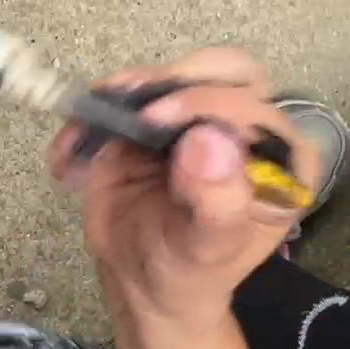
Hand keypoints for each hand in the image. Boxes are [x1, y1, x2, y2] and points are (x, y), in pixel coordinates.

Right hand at [47, 48, 318, 348]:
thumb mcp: (206, 249)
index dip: (204, 100)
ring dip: (126, 88)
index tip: (155, 117)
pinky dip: (96, 107)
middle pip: (223, 70)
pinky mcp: (150, 118)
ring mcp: (193, 119)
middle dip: (172, 77)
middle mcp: (241, 129)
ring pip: (170, 73)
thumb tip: (209, 139)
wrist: (140, 279)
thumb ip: (216, 201)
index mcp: (275, 159)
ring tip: (91, 119)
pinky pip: (126, 92)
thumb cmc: (186, 271)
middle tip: (131, 97)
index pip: (251, 104)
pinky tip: (75, 142)